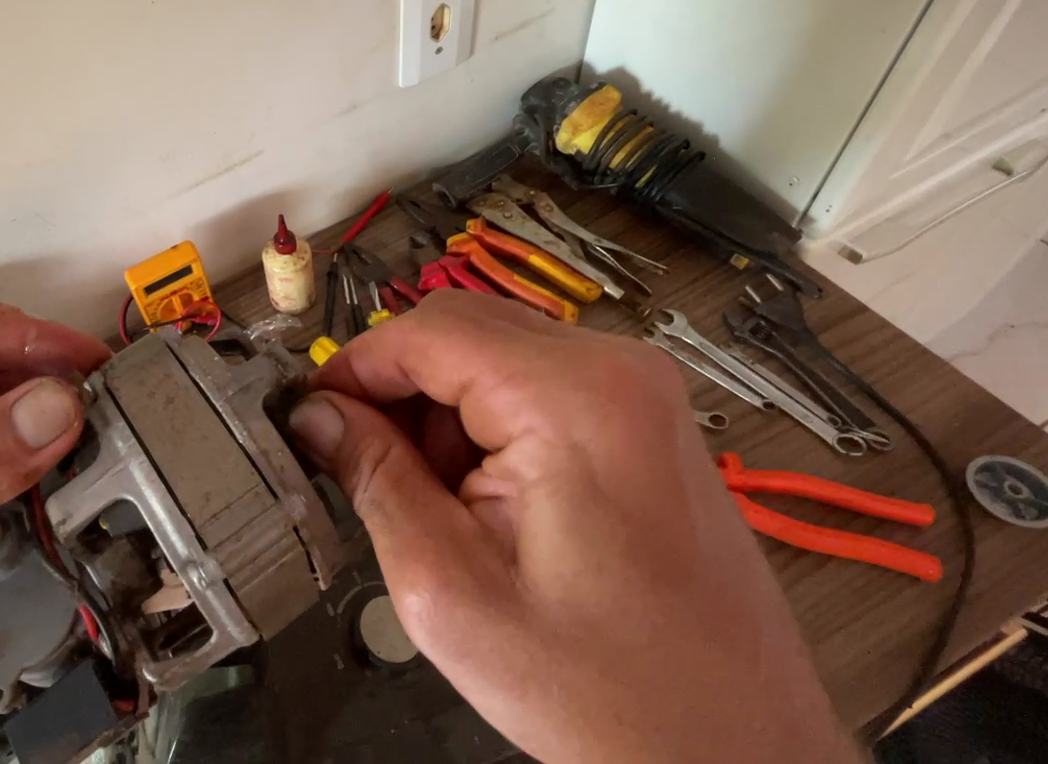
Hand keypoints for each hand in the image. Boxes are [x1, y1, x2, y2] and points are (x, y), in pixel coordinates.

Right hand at [288, 291, 855, 762]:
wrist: (737, 755)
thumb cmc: (601, 692)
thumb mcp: (450, 592)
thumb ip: (375, 480)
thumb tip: (316, 414)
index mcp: (574, 397)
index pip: (427, 331)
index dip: (354, 365)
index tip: (310, 414)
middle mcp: (616, 366)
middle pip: (460, 327)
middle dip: (394, 385)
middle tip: (358, 459)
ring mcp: (638, 386)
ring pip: (490, 349)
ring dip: (436, 405)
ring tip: (427, 494)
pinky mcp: (641, 414)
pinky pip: (531, 380)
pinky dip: (481, 417)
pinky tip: (478, 491)